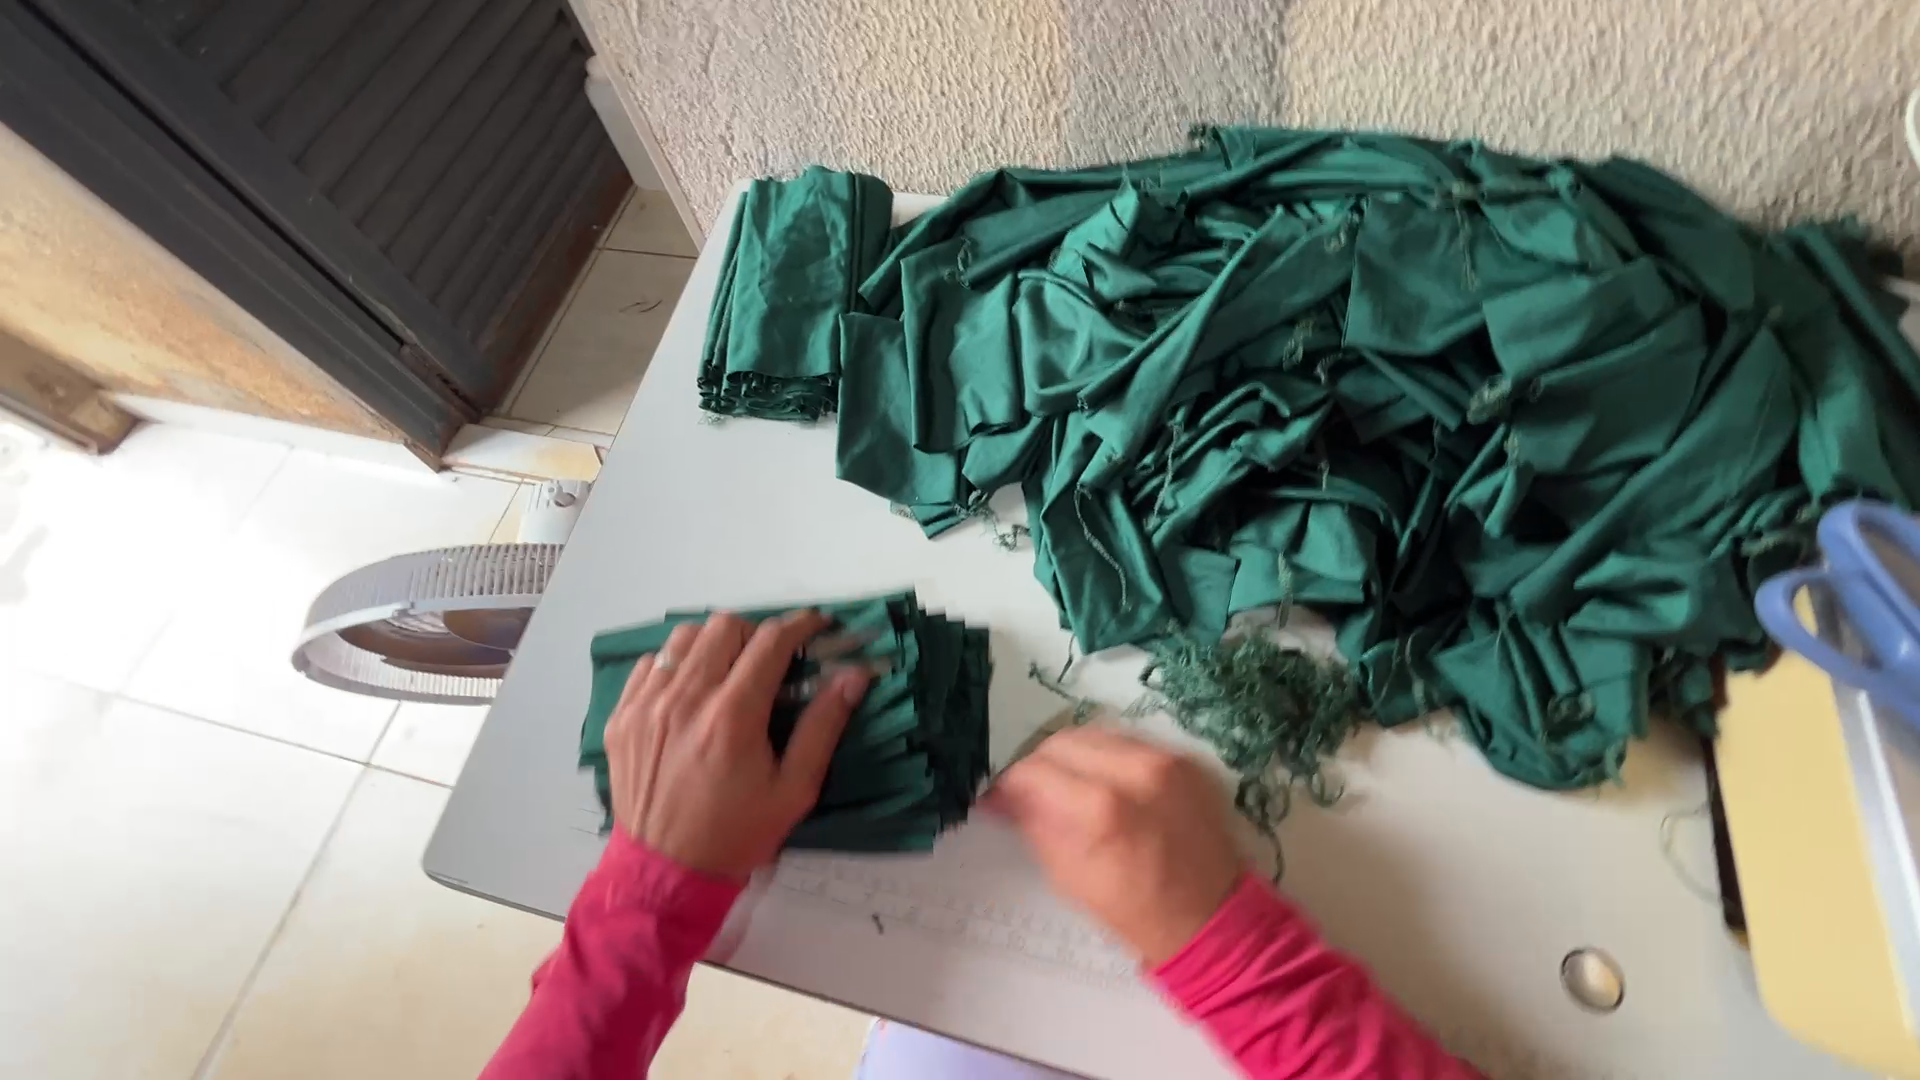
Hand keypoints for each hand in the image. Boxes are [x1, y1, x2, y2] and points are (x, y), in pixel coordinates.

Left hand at [604, 611, 869, 880]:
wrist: (664, 874)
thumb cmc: (738, 831)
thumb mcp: (795, 788)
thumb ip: (824, 725)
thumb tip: (854, 674)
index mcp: (732, 716)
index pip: (771, 640)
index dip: (801, 624)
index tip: (817, 625)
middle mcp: (685, 698)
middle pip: (726, 626)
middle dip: (758, 633)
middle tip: (772, 660)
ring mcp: (646, 705)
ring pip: (685, 636)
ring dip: (716, 643)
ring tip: (730, 671)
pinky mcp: (622, 716)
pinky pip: (651, 662)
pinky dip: (677, 664)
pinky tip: (691, 691)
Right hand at [986, 727, 1243, 966]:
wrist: (1215, 920)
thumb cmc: (1135, 910)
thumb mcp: (1069, 875)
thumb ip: (1034, 823)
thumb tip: (1001, 795)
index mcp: (1102, 807)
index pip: (1035, 769)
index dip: (1010, 781)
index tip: (1000, 794)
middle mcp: (1136, 769)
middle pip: (1063, 740)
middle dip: (1040, 762)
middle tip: (1033, 787)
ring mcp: (1166, 759)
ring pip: (1097, 733)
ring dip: (1075, 755)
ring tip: (1070, 783)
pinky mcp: (1186, 758)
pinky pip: (1131, 742)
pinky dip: (1110, 757)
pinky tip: (1110, 783)